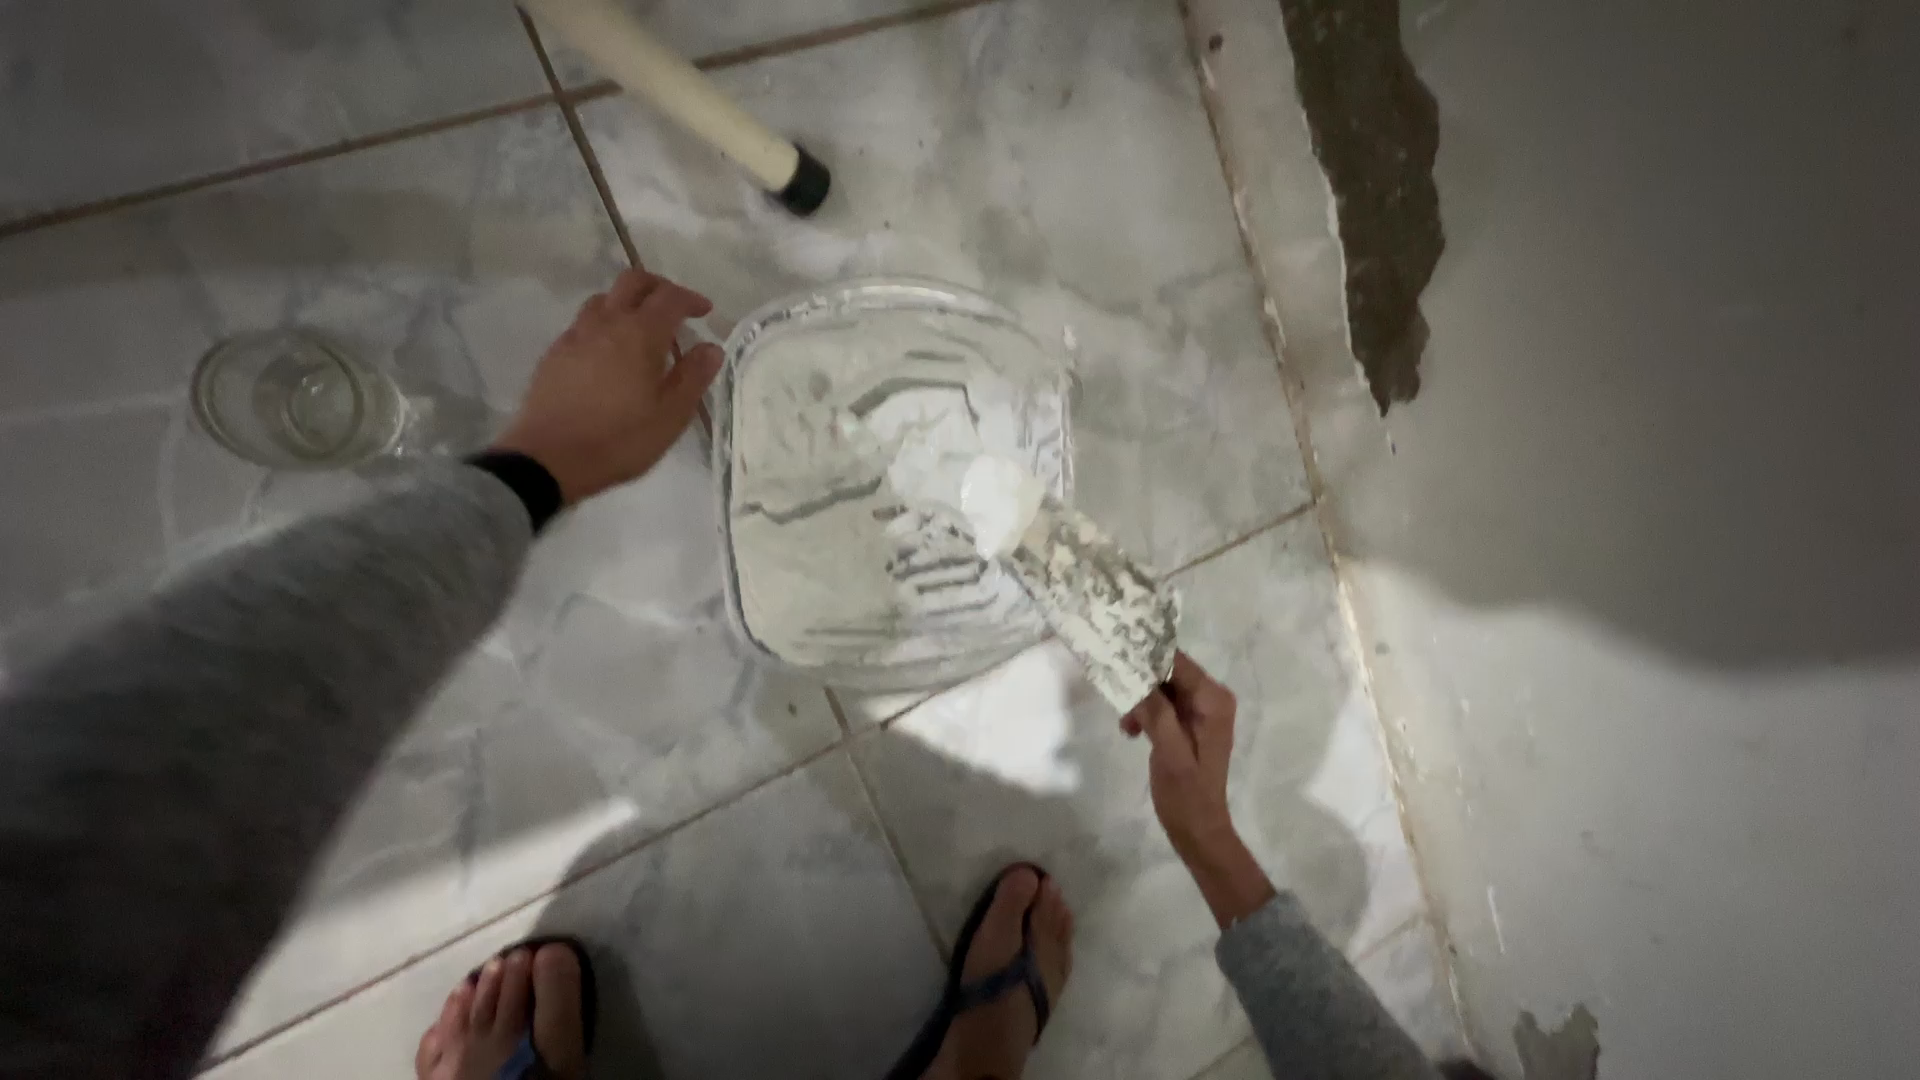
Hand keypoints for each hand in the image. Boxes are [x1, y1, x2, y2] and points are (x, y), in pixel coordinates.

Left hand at [491, 269, 723, 504]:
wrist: (549, 458)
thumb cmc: (621, 440)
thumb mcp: (671, 415)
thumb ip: (693, 377)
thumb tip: (711, 348)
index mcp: (640, 335)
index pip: (669, 298)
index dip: (691, 299)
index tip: (705, 311)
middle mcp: (606, 324)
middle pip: (632, 282)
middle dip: (658, 287)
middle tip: (676, 307)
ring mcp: (575, 336)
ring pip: (604, 300)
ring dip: (628, 304)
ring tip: (643, 331)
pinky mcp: (555, 353)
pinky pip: (584, 324)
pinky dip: (605, 325)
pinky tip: (611, 354)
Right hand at [1122, 652, 1274, 927]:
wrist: (1197, 829)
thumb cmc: (1186, 793)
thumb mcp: (1169, 751)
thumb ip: (1156, 711)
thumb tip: (1137, 674)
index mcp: (1213, 700)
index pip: (1175, 661)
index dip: (1145, 654)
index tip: (1114, 654)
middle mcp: (1211, 697)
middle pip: (1168, 670)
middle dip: (1139, 680)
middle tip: (1114, 694)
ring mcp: (1201, 710)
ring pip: (1161, 686)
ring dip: (1139, 699)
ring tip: (1126, 724)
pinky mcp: (1189, 722)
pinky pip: (1162, 703)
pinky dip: (1144, 711)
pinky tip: (1131, 729)